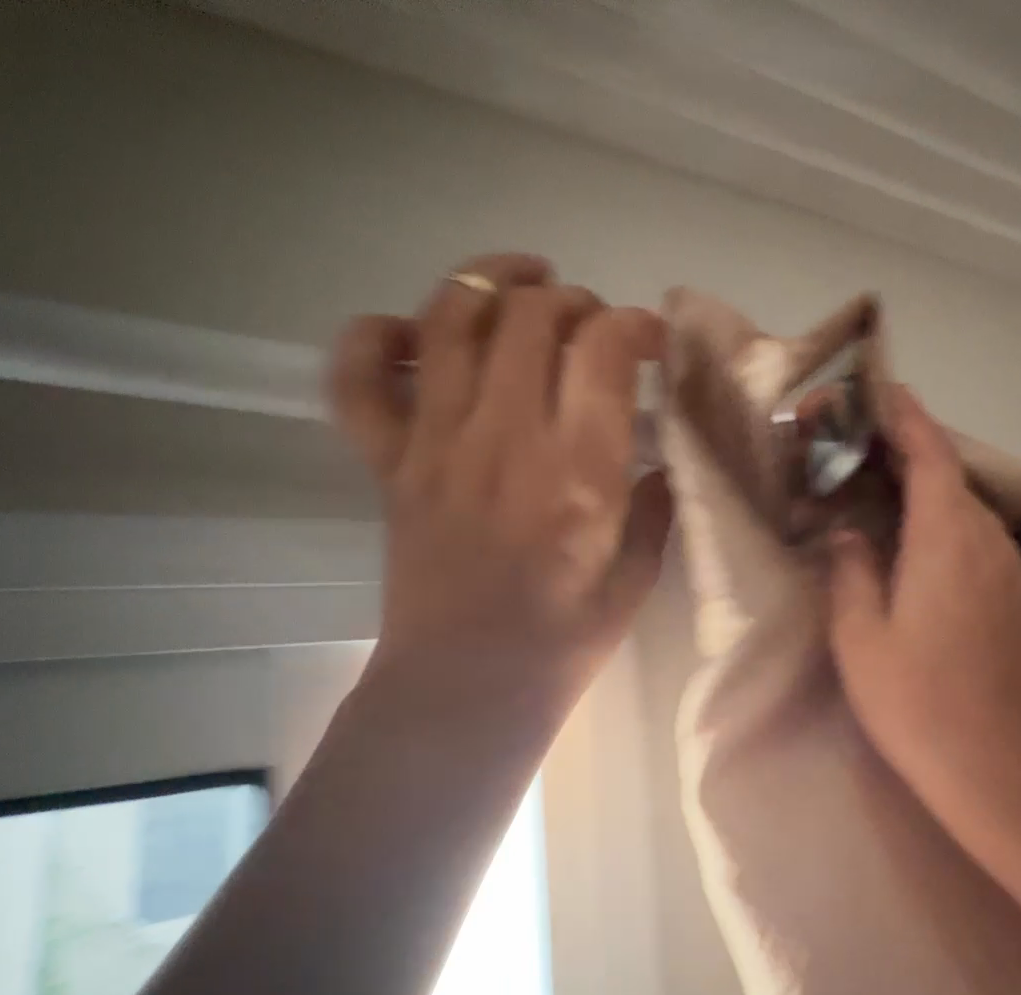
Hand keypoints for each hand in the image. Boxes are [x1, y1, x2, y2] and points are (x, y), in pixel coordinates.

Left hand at [328, 253, 672, 699]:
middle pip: (530, 315)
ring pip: (450, 320)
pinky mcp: (389, 463)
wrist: (465, 688)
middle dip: (573, 300)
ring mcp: (435, 445)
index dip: (635, 323)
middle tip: (594, 328)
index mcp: (578, 472)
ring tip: (524, 281)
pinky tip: (416, 334)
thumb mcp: (638, 575)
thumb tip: (661, 458)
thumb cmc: (564, 640)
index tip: (652, 342)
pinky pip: (359, 379)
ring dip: (490, 281)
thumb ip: (655, 505)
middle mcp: (504, 439)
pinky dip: (378, 338)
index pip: (604, 348)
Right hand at [827, 385, 1020, 807]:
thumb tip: (851, 532)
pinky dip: (944, 520)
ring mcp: (1010, 566)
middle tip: (855, 446)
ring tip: (877, 488)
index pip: (930, 452)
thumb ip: (852, 569)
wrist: (994, 763)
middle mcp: (988, 537)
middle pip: (949, 473)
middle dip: (905, 450)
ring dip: (925, 487)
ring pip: (965, 505)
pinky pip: (977, 536)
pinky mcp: (1017, 594)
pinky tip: (915, 541)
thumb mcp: (860, 635)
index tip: (877, 391)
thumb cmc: (916, 700)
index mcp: (948, 535)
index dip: (905, 416)